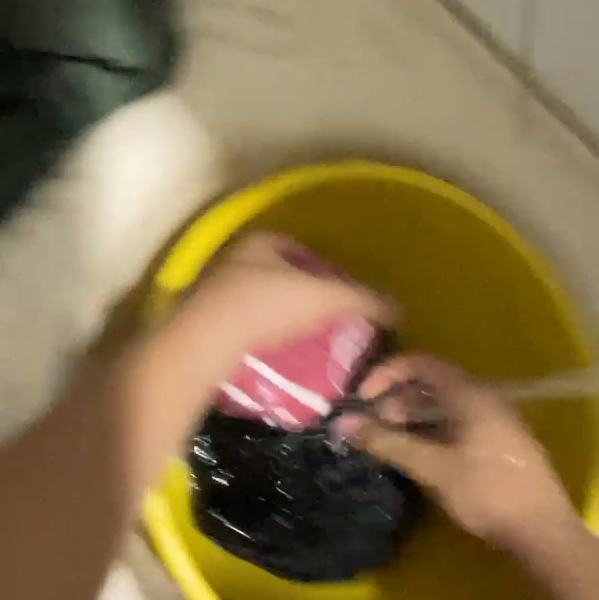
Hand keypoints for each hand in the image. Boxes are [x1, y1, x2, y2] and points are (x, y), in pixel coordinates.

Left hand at [139, 232, 390, 398]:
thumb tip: (397, 308)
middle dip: (298, 292)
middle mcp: (231, 260)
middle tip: (324, 317)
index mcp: (258, 243)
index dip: (320, 265)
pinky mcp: (201, 323)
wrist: (204, 343)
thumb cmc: (265, 306)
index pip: (296, 247)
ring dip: (276, 317)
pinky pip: (238, 326)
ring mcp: (212, 292)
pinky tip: (274, 356)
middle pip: (274, 273)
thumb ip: (362, 300)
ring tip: (304, 341)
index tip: (338, 290)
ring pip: (254, 300)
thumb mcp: (325, 299)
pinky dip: (257, 337)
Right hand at [339, 354, 580, 556]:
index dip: (385, 374)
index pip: (419, 363)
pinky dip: (429, 433)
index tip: (363, 399)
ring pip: (441, 408)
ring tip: (390, 445)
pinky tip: (417, 459)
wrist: (545, 536)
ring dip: (410, 420)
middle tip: (373, 428)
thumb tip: (341, 424)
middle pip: (429, 385)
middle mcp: (482, 400)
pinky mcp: (497, 446)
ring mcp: (493, 423)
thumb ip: (386, 442)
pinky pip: (454, 425)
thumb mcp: (431, 467)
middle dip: (394, 401)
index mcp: (468, 394)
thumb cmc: (487, 492)